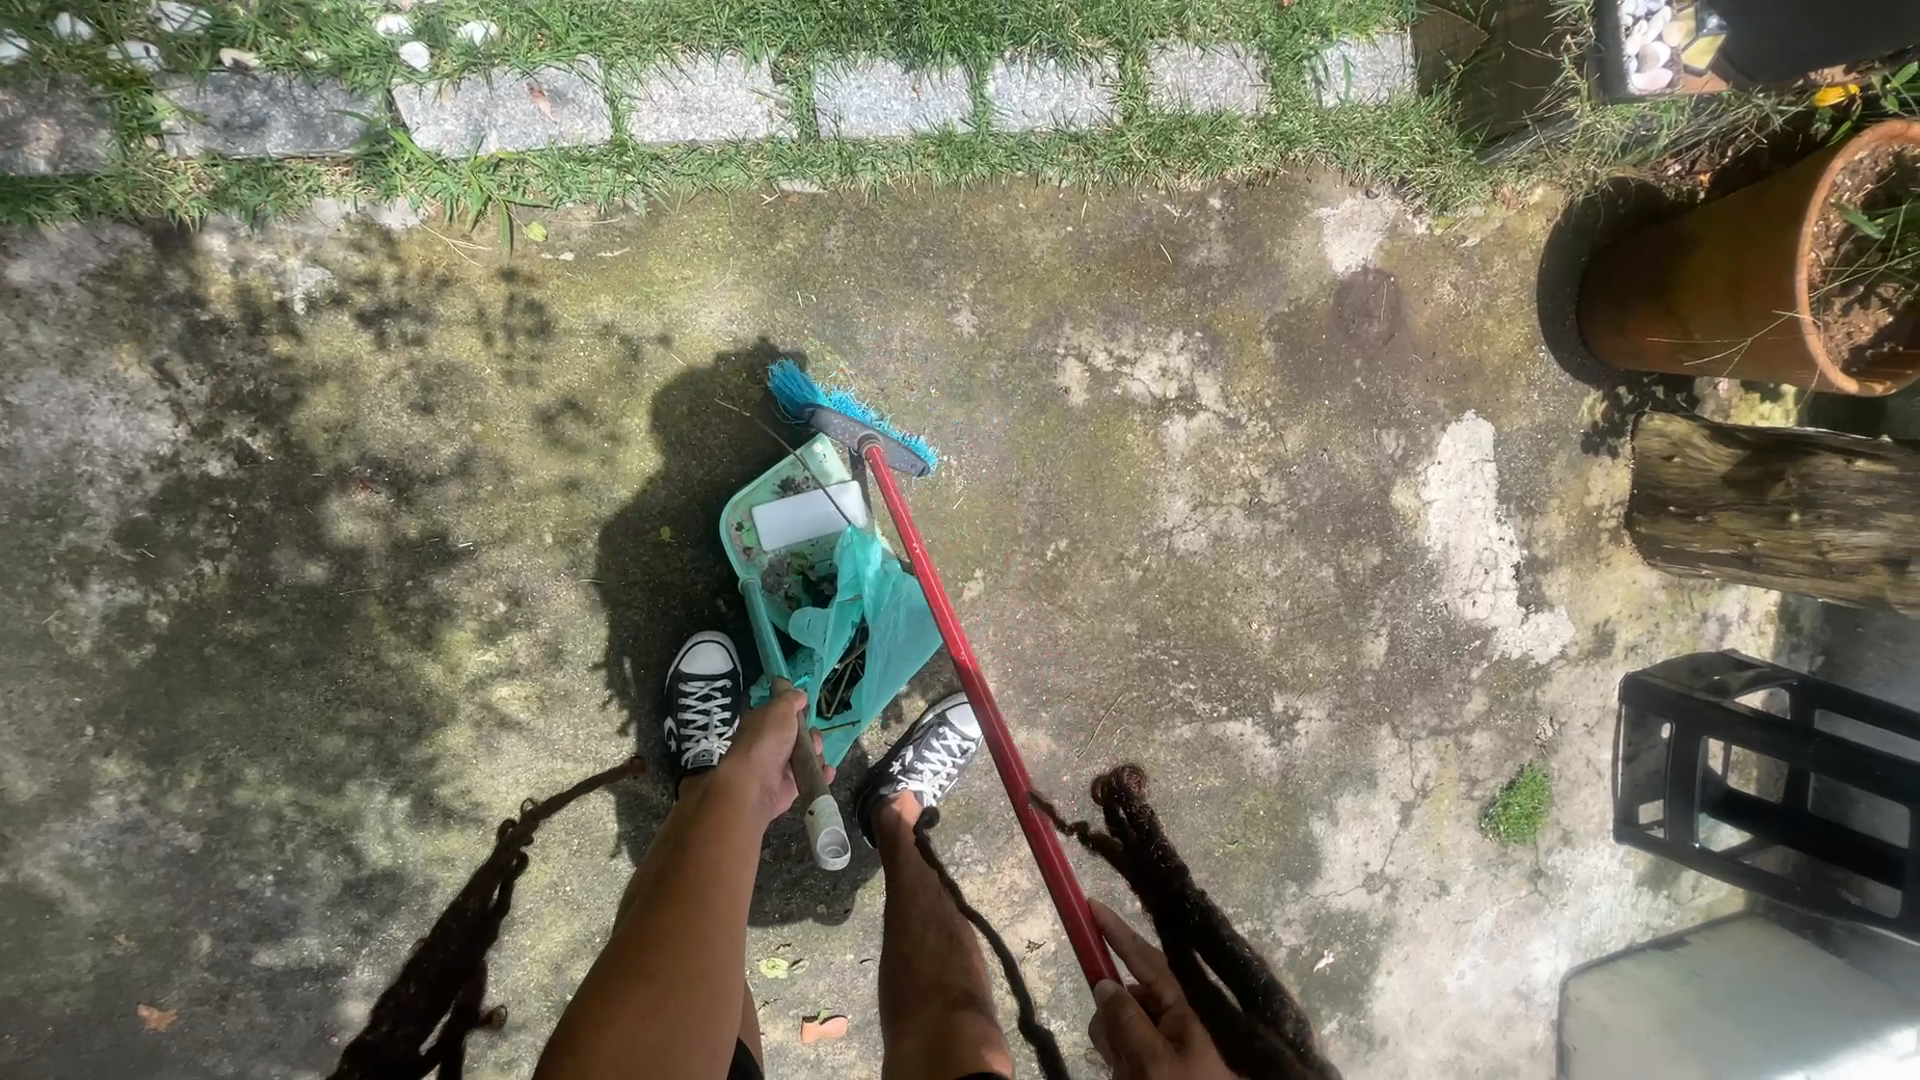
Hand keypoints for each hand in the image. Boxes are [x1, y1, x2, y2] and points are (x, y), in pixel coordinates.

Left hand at [711, 689, 834, 827]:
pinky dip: (821, 773)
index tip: (806, 711)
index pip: (783, 714)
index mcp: (764, 723)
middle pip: (802, 735)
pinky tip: (825, 771)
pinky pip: (813, 775)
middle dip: (812, 736)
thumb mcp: (780, 708)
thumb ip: (791, 698)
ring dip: (817, 754)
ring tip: (813, 756)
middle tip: (809, 739)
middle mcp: (772, 743)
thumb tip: (800, 694)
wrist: (757, 781)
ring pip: (810, 754)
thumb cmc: (766, 738)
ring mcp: (782, 765)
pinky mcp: (793, 784)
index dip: (797, 712)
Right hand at [1087, 899, 1234, 1079]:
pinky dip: (1124, 1068)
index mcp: (1182, 1008)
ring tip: (1131, 1079)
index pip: (1143, 958)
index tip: (1090, 904)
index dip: (1116, 931)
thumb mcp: (1153, 1062)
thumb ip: (1125, 1019)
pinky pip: (1127, 1055)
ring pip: (1120, 1029)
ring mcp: (1165, 1046)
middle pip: (1125, 998)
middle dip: (1113, 1021)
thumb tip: (1103, 983)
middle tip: (1121, 1057)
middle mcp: (1174, 1020)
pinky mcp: (1157, 1068)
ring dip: (1118, 1053)